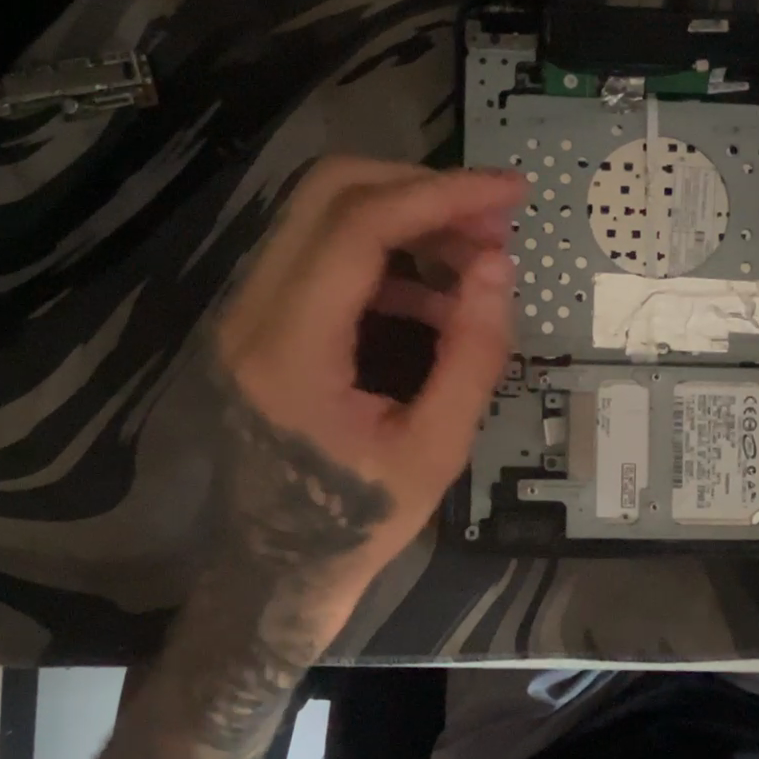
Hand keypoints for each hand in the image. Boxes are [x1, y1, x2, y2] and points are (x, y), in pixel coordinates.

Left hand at [215, 156, 519, 576]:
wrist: (279, 568)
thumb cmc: (358, 522)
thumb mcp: (435, 451)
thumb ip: (471, 355)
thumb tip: (498, 264)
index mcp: (291, 350)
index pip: (359, 227)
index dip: (441, 195)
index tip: (510, 193)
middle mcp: (253, 313)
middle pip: (329, 193)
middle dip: (422, 190)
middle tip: (492, 221)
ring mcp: (248, 313)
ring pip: (323, 213)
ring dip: (407, 218)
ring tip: (476, 258)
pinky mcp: (261, 321)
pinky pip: (324, 254)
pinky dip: (387, 255)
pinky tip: (436, 297)